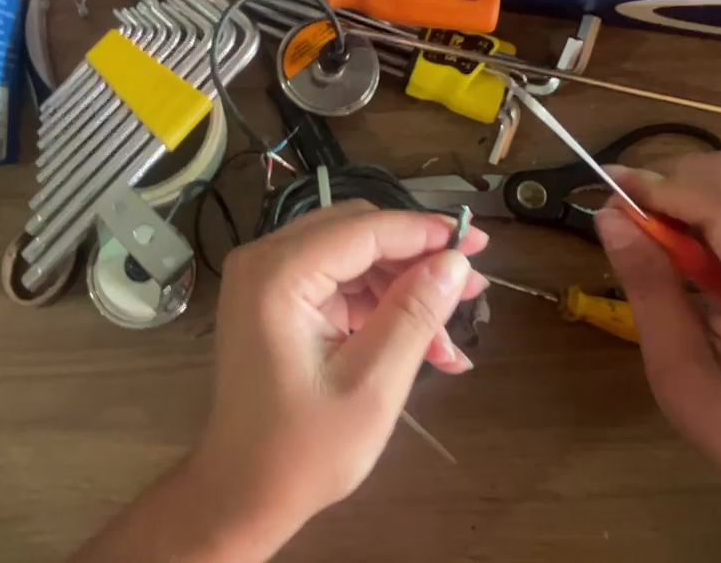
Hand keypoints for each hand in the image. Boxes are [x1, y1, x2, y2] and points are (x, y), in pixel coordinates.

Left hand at [192, 201, 489, 531]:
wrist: (243, 491)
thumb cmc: (304, 448)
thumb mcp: (372, 384)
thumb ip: (414, 314)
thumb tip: (455, 261)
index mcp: (277, 273)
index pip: (363, 229)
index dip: (423, 231)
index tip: (477, 241)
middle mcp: (264, 258)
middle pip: (356, 233)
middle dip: (416, 259)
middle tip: (471, 287)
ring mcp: (265, 277)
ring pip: (350, 257)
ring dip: (401, 289)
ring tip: (451, 336)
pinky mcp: (274, 298)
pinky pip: (336, 282)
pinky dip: (377, 306)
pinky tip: (422, 343)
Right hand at [594, 153, 720, 562]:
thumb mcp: (675, 367)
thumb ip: (647, 284)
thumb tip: (608, 214)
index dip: (663, 185)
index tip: (613, 199)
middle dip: (674, 180)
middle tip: (632, 216)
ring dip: (691, 189)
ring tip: (658, 231)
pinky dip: (711, 204)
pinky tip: (690, 243)